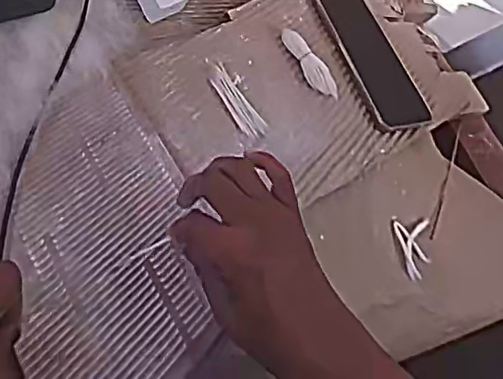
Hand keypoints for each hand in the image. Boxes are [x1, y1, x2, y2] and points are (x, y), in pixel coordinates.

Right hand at [171, 154, 403, 378]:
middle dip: (192, 188)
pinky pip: (278, 174)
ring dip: (218, 168)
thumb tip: (192, 247)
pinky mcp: (293, 215)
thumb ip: (204, 271)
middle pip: (212, 182)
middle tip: (187, 199)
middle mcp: (254, 224)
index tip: (179, 233)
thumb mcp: (226, 313)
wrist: (322, 344)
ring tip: (208, 177)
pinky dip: (262, 161)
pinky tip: (249, 159)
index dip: (181, 228)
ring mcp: (275, 215)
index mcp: (234, 250)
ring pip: (239, 168)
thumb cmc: (282, 337)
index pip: (194, 223)